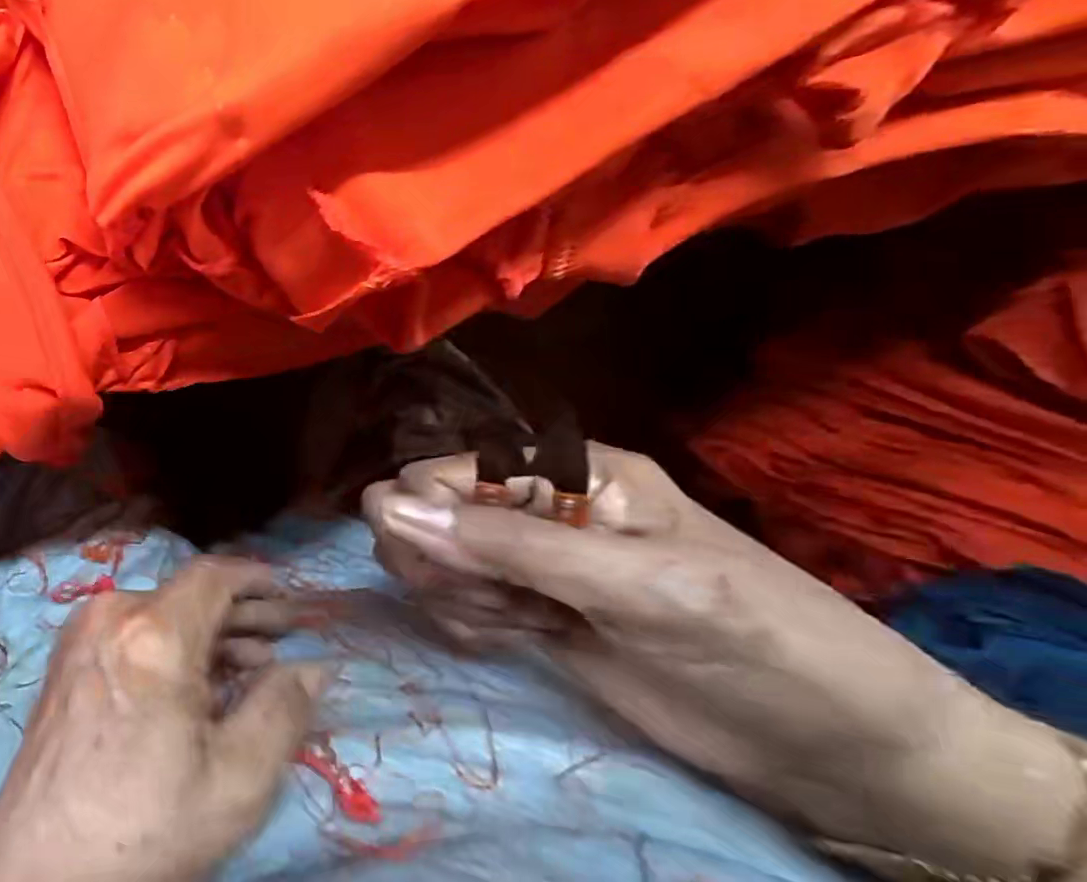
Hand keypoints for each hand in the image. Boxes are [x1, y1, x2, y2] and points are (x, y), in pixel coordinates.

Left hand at [0, 557, 329, 881]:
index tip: (286, 593)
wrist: (44, 862)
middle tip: (282, 635)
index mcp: (154, 633)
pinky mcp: (69, 653)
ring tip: (250, 663)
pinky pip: (132, 629)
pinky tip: (198, 680)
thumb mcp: (235, 780)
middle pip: (187, 594)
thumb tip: (314, 667)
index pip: (213, 576)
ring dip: (207, 631)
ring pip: (160, 611)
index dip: (254, 578)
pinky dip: (171, 643)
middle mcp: (113, 615)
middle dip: (239, 612)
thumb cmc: (145, 823)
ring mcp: (84, 631)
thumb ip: (282, 712)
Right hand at [363, 444, 1085, 880]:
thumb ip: (509, 546)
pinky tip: (519, 640)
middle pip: (429, 514)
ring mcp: (529, 562)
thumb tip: (381, 506)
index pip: (447, 471)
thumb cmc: (756, 642)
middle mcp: (536, 507)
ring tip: (523, 626)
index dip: (427, 512)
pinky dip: (468, 623)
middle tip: (501, 605)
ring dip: (457, 597)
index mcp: (567, 471)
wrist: (842, 753)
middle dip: (443, 562)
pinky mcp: (527, 610)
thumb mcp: (637, 586)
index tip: (449, 569)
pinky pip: (455, 602)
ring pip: (433, 560)